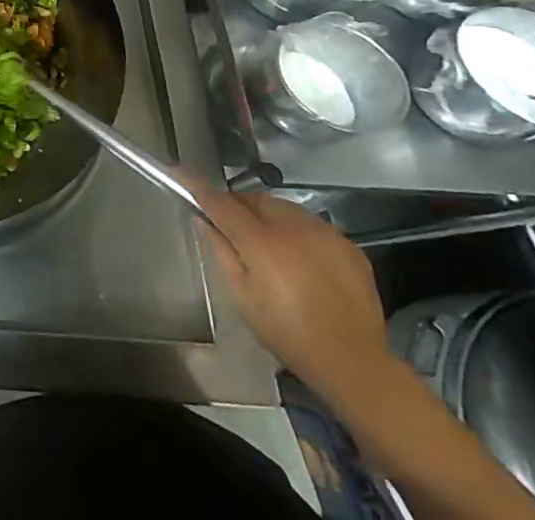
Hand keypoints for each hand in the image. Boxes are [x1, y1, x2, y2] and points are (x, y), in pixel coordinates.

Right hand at [199, 188, 394, 397]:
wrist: (353, 362)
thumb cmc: (287, 333)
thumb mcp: (242, 297)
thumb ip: (221, 252)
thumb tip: (204, 221)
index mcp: (262, 243)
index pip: (222, 203)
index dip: (198, 187)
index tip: (180, 174)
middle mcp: (294, 228)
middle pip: (255, 199)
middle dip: (238, 206)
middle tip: (230, 228)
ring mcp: (326, 235)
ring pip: (285, 208)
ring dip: (268, 216)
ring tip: (267, 245)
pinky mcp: (349, 246)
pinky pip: (312, 226)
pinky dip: (297, 232)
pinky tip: (299, 260)